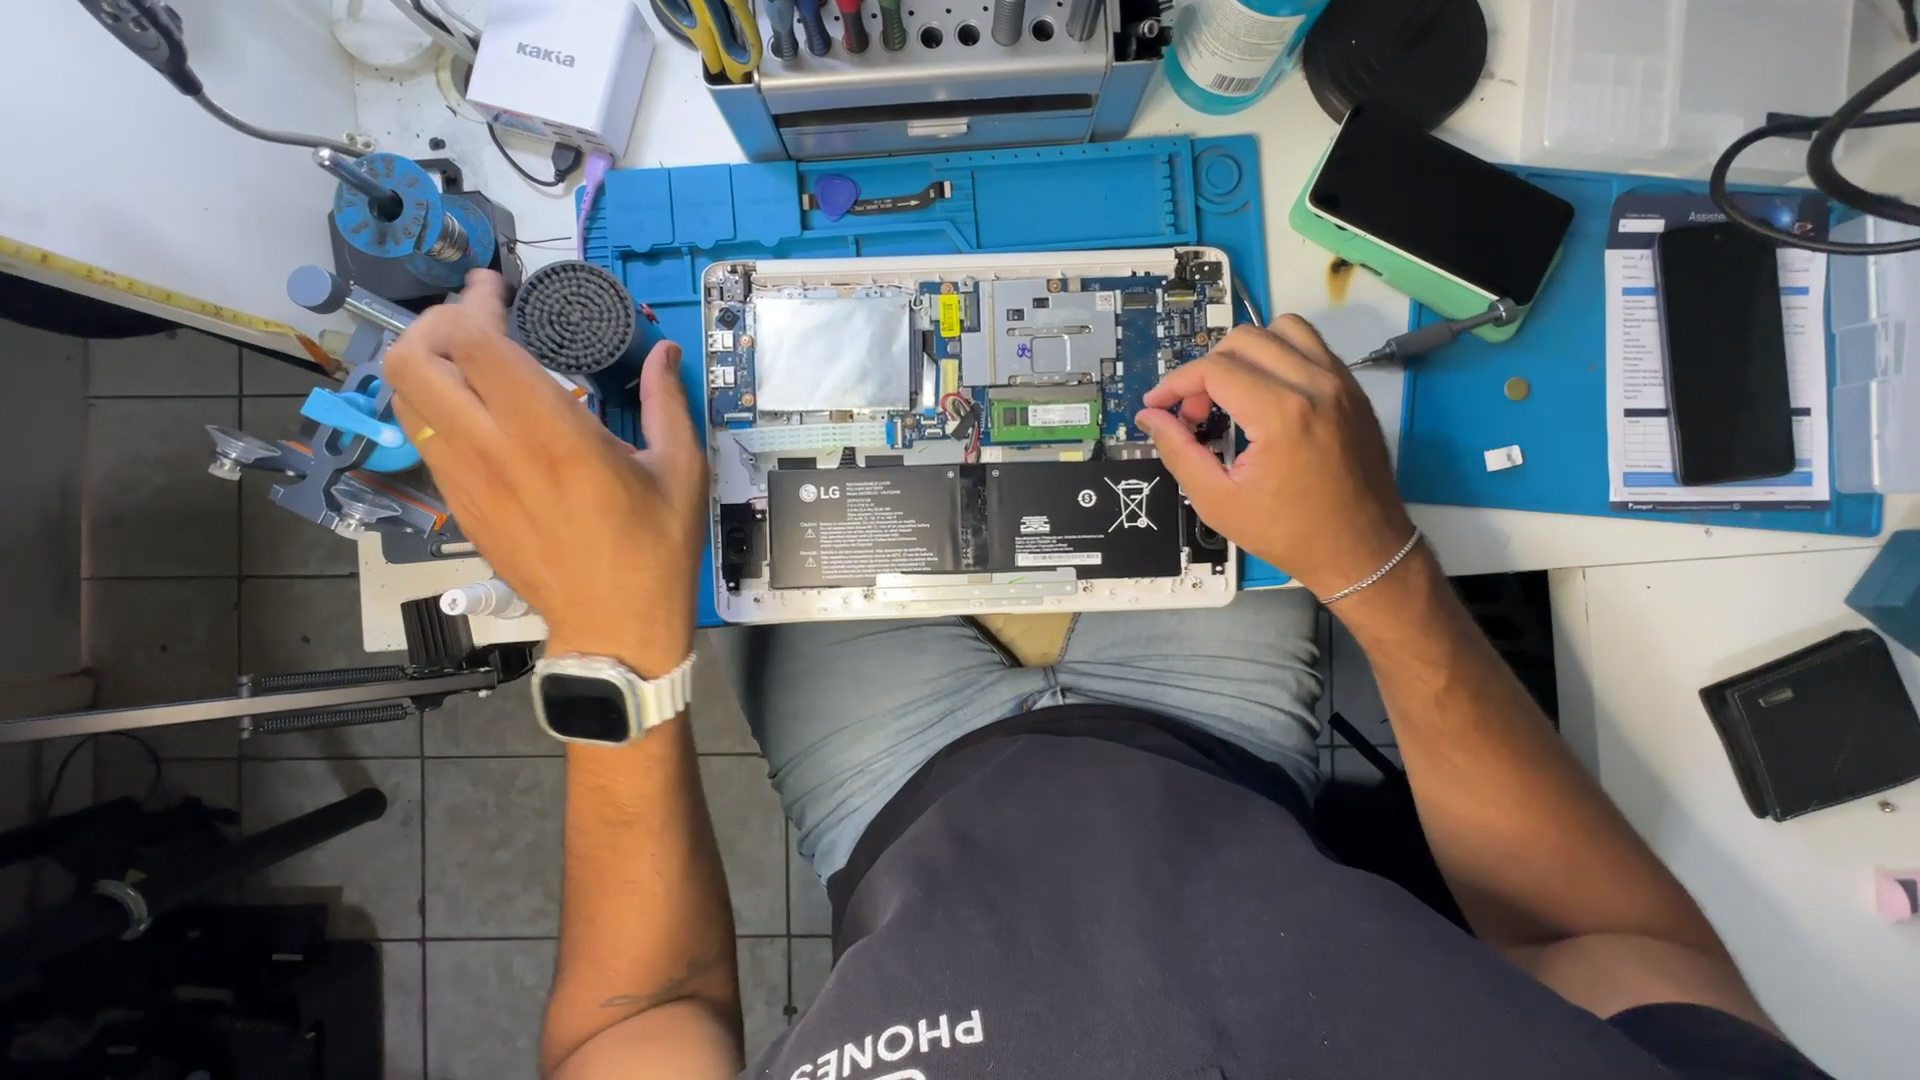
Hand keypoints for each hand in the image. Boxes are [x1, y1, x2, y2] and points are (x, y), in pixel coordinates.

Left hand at [384, 270, 708, 676]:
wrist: (614, 627)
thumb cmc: (656, 549)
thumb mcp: (681, 471)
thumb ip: (667, 402)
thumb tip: (664, 352)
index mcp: (553, 436)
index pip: (479, 345)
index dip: (476, 301)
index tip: (497, 285)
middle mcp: (494, 451)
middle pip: (414, 361)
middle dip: (435, 323)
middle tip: (476, 319)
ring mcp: (465, 482)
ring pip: (405, 399)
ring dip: (426, 362)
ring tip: (467, 357)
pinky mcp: (460, 507)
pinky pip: (424, 438)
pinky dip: (436, 406)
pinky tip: (478, 412)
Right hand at [1134, 316, 1415, 599]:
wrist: (1361, 550)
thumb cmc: (1286, 533)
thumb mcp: (1217, 501)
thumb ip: (1178, 451)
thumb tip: (1150, 416)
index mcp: (1281, 414)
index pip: (1213, 369)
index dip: (1174, 384)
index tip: (1156, 406)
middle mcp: (1314, 385)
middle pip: (1243, 340)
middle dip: (1206, 369)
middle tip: (1194, 412)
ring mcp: (1340, 382)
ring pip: (1281, 329)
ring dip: (1245, 352)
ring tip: (1230, 392)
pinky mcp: (1353, 389)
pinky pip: (1311, 346)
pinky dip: (1279, 355)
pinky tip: (1263, 393)